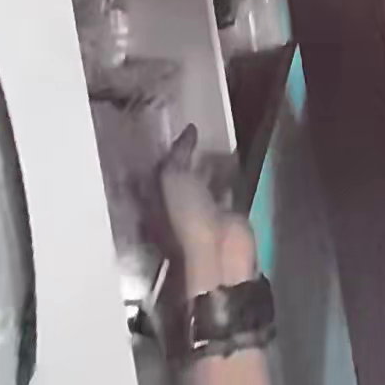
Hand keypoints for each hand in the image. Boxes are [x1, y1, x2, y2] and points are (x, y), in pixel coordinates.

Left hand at [158, 126, 257, 294]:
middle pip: (178, 176)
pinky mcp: (225, 215)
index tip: (167, 128)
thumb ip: (178, 154)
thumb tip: (189, 129)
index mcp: (152, 204)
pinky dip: (228, 172)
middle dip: (185, 156)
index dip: (159, 152)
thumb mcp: (173, 180)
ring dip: (209, 162)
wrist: (217, 257)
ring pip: (202, 180)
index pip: (152, 173)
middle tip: (195, 128)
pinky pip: (225, 186)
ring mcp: (200, 212)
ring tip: (216, 135)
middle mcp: (173, 208)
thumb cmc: (184, 219)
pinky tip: (233, 155)